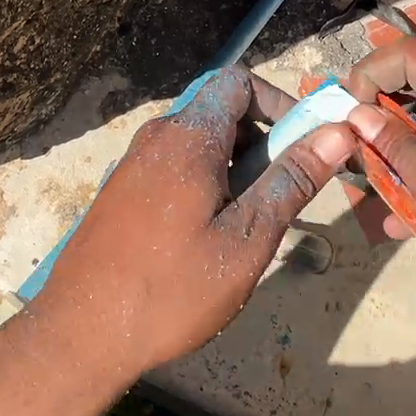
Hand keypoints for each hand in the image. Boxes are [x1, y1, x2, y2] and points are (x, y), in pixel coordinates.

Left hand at [33, 66, 352, 375]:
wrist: (79, 334)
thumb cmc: (171, 287)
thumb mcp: (246, 238)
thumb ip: (291, 181)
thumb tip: (337, 132)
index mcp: (189, 135)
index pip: (239, 82)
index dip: (279, 101)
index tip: (304, 143)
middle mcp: (159, 136)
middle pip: (222, 112)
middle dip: (262, 142)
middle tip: (283, 193)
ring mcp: (136, 162)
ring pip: (201, 142)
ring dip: (236, 167)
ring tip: (250, 222)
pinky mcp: (124, 190)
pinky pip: (177, 166)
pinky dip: (207, 182)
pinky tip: (211, 236)